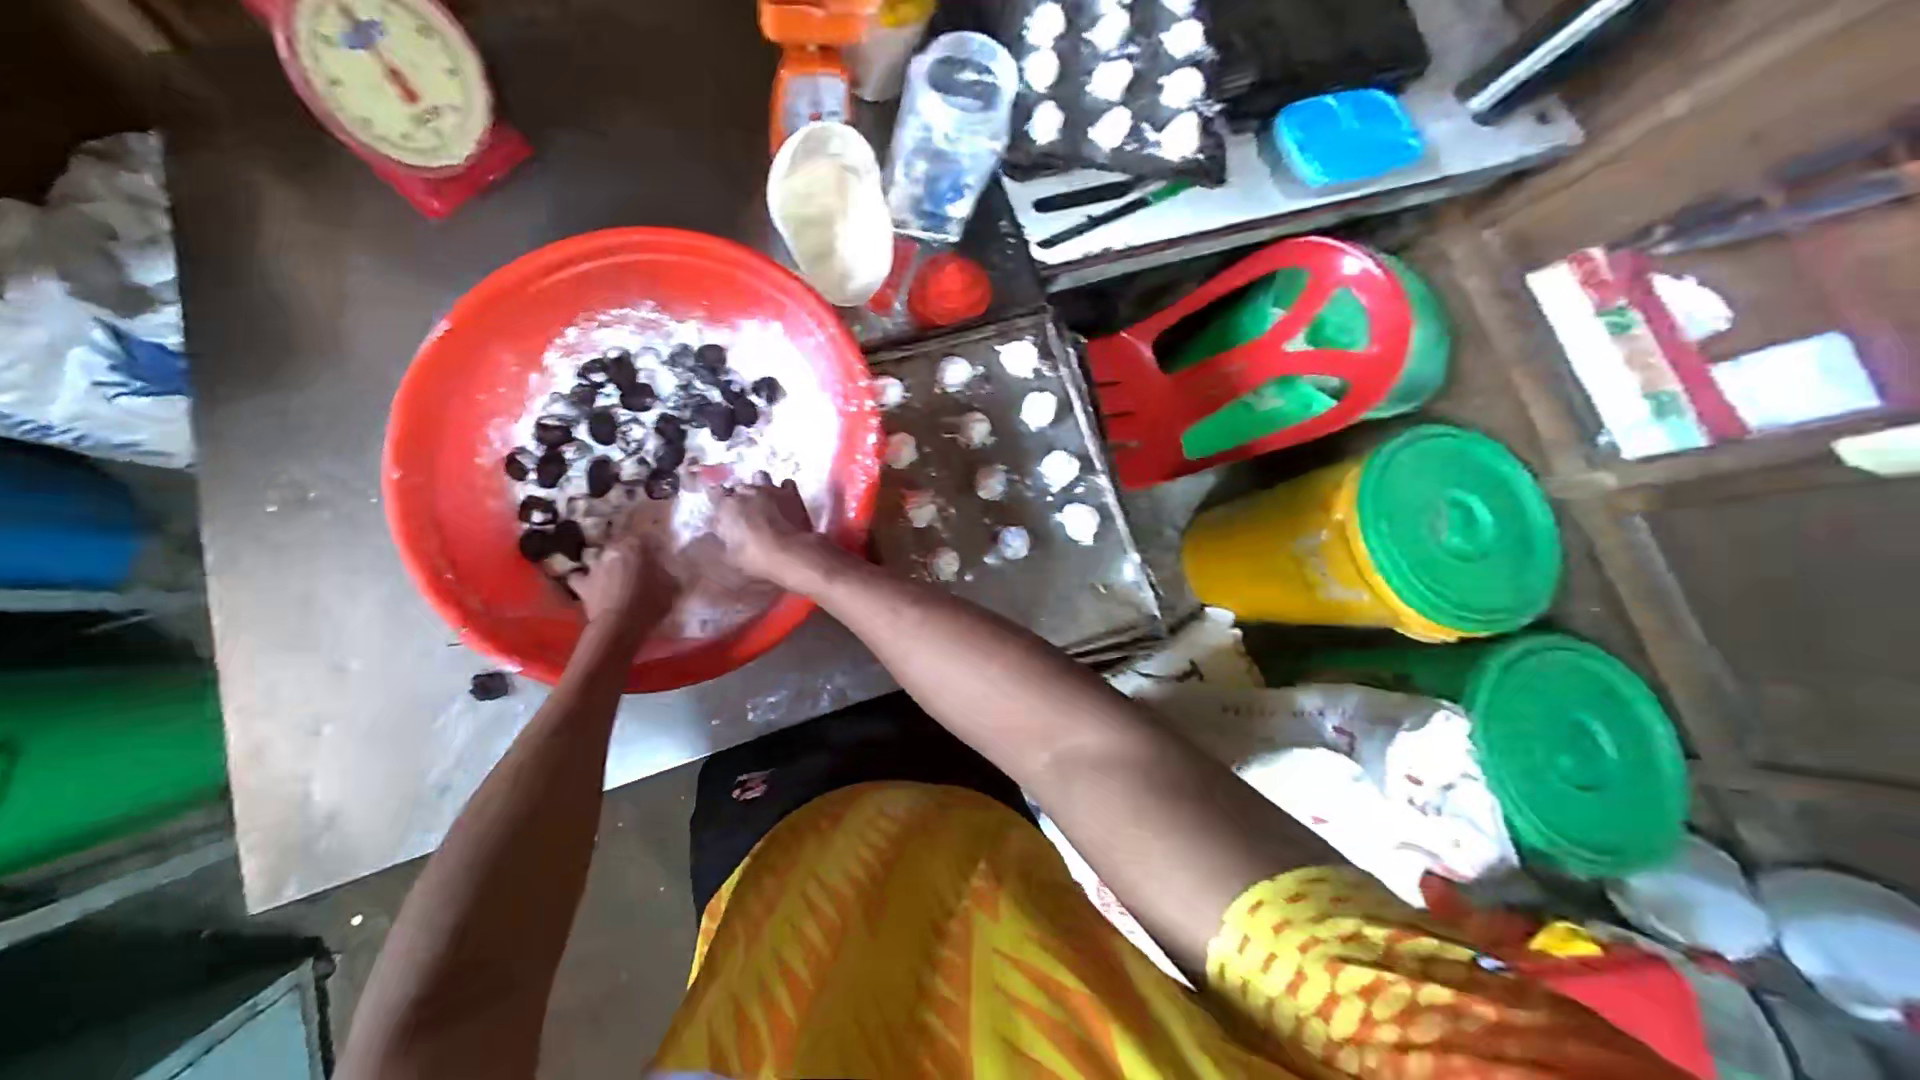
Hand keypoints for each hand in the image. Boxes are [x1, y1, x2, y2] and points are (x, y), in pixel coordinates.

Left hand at [569, 516, 678, 633]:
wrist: (620, 625)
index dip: (654, 546)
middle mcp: (613, 550)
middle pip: (623, 546)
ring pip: (603, 559)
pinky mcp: (582, 583)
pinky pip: (581, 577)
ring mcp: (594, 566)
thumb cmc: (650, 602)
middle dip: (631, 554)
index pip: (647, 538)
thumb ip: (668, 573)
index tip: (660, 555)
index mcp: (637, 546)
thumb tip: (666, 570)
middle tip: (640, 566)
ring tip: (617, 577)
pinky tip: (591, 585)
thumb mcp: (671, 586)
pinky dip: (585, 579)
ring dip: (610, 566)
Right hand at [711, 474, 825, 587]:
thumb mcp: (730, 556)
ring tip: (762, 498)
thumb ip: (722, 539)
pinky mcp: (791, 493)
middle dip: (738, 495)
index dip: (716, 498)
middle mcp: (746, 492)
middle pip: (738, 487)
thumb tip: (717, 532)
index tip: (719, 505)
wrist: (792, 552)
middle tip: (743, 510)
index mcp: (727, 506)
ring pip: (759, 477)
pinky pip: (785, 484)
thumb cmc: (756, 558)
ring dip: (758, 485)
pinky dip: (784, 489)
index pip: (714, 492)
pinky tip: (785, 499)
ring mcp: (770, 489)